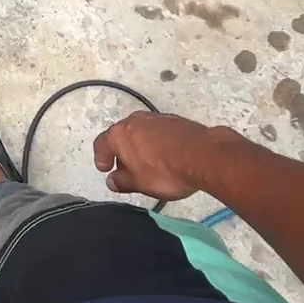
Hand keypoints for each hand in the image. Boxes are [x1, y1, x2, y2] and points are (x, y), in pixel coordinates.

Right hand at [92, 112, 232, 199]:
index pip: (101, 144)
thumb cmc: (166, 171)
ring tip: (150, 163)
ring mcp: (154, 118)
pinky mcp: (174, 120)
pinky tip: (168, 156)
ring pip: (140, 132)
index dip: (101, 157)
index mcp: (118, 135)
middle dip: (122, 152)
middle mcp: (133, 121)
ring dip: (141, 146)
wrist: (202, 155)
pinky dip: (158, 142)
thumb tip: (112, 181)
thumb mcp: (140, 184)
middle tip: (127, 169)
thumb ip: (122, 182)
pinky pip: (159, 131)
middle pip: (121, 136)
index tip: (105, 168)